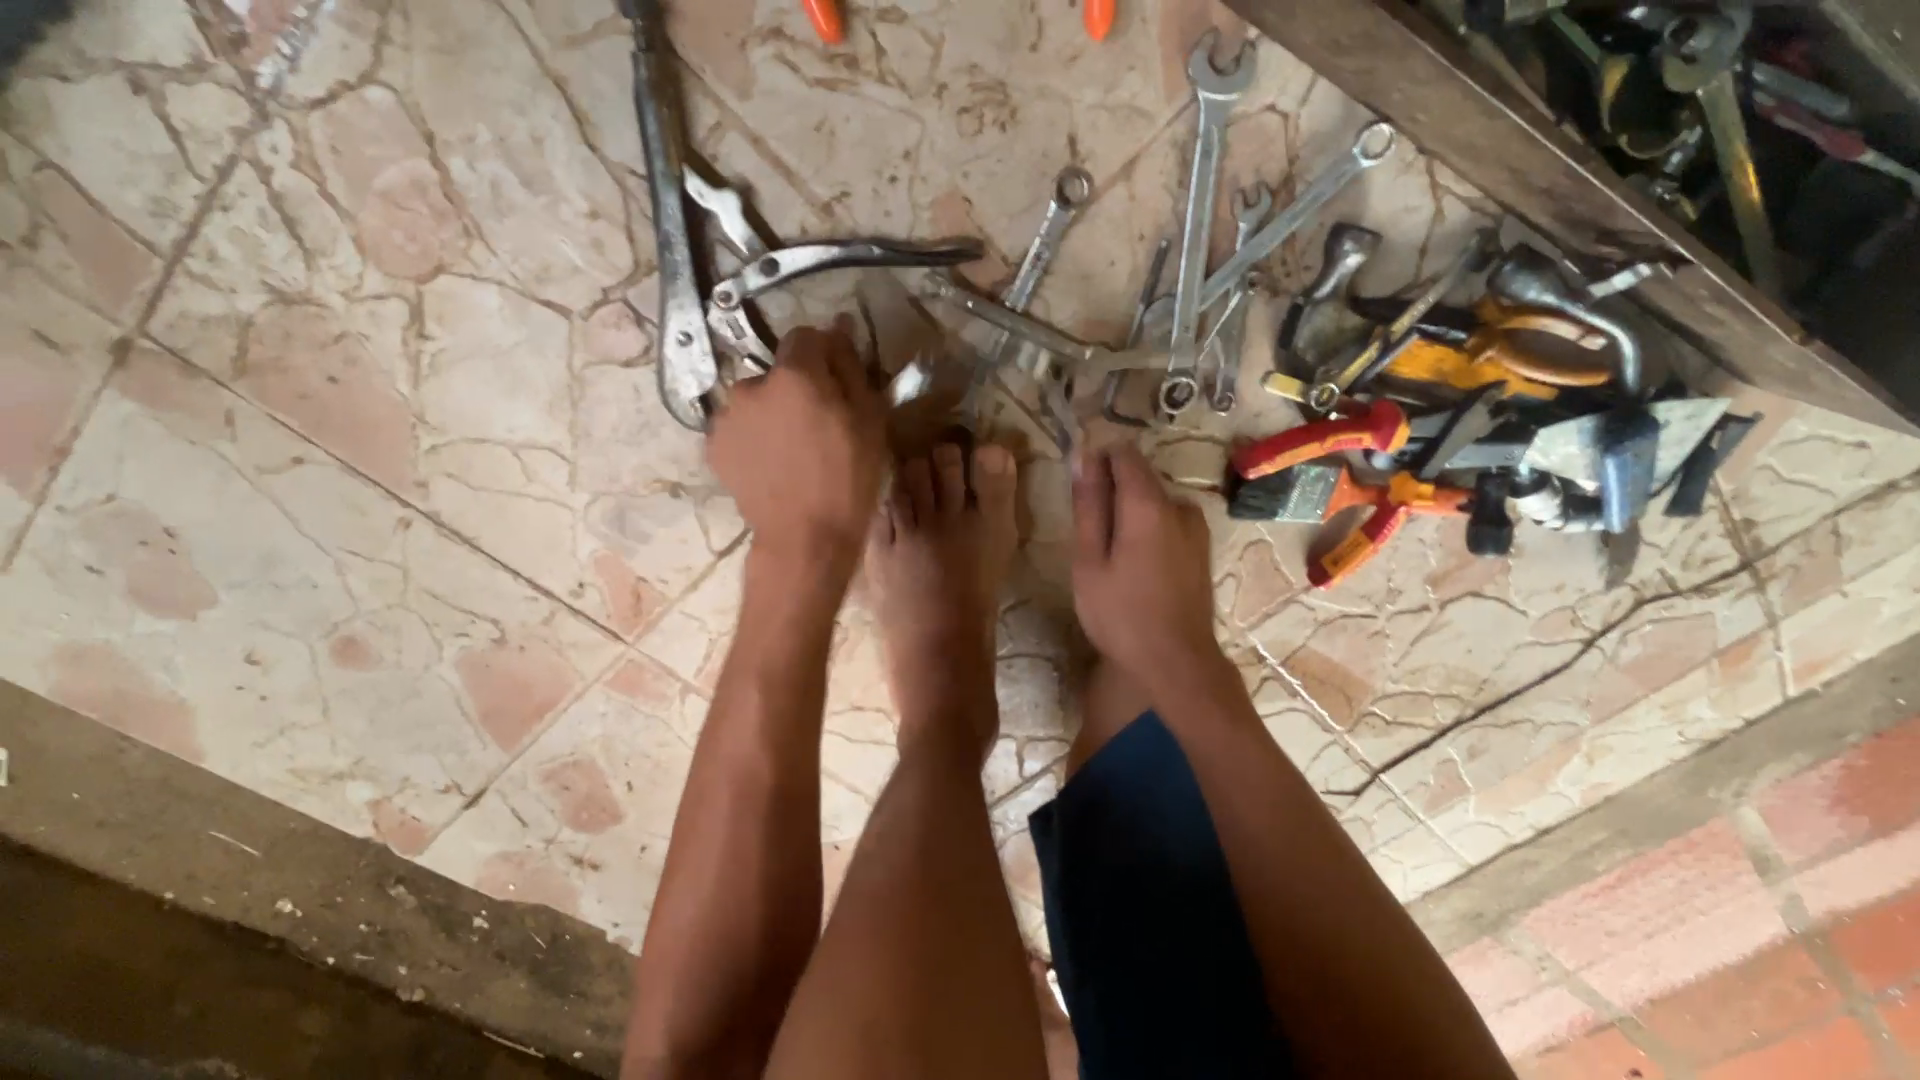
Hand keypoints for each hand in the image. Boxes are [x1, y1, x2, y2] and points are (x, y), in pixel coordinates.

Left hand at [707, 321, 885, 575]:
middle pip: (778, 373)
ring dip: (771, 413)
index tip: (837, 382)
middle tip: (817, 425)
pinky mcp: (713, 446)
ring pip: (755, 401)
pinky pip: (738, 429)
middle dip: (795, 388)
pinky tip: (771, 465)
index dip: (824, 354)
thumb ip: (851, 367)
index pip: (805, 336)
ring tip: (791, 451)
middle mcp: (750, 385)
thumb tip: (839, 327)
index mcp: (793, 374)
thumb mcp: (869, 419)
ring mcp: (725, 417)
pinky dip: (753, 438)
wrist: (804, 537)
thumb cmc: (848, 479)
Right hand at [1070, 443, 1224, 691]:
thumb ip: (1088, 506)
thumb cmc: (1121, 615)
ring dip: (1130, 515)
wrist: (1176, 662)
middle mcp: (1179, 506)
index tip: (1078, 487)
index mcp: (1148, 505)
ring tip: (1109, 556)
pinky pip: (1169, 523)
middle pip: (1140, 478)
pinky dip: (1148, 531)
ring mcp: (1196, 528)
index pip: (1123, 454)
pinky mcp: (1202, 548)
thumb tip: (1083, 456)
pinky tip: (1135, 568)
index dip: (1098, 459)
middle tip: (1088, 535)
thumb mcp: (1089, 561)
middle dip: (1112, 492)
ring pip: (1154, 502)